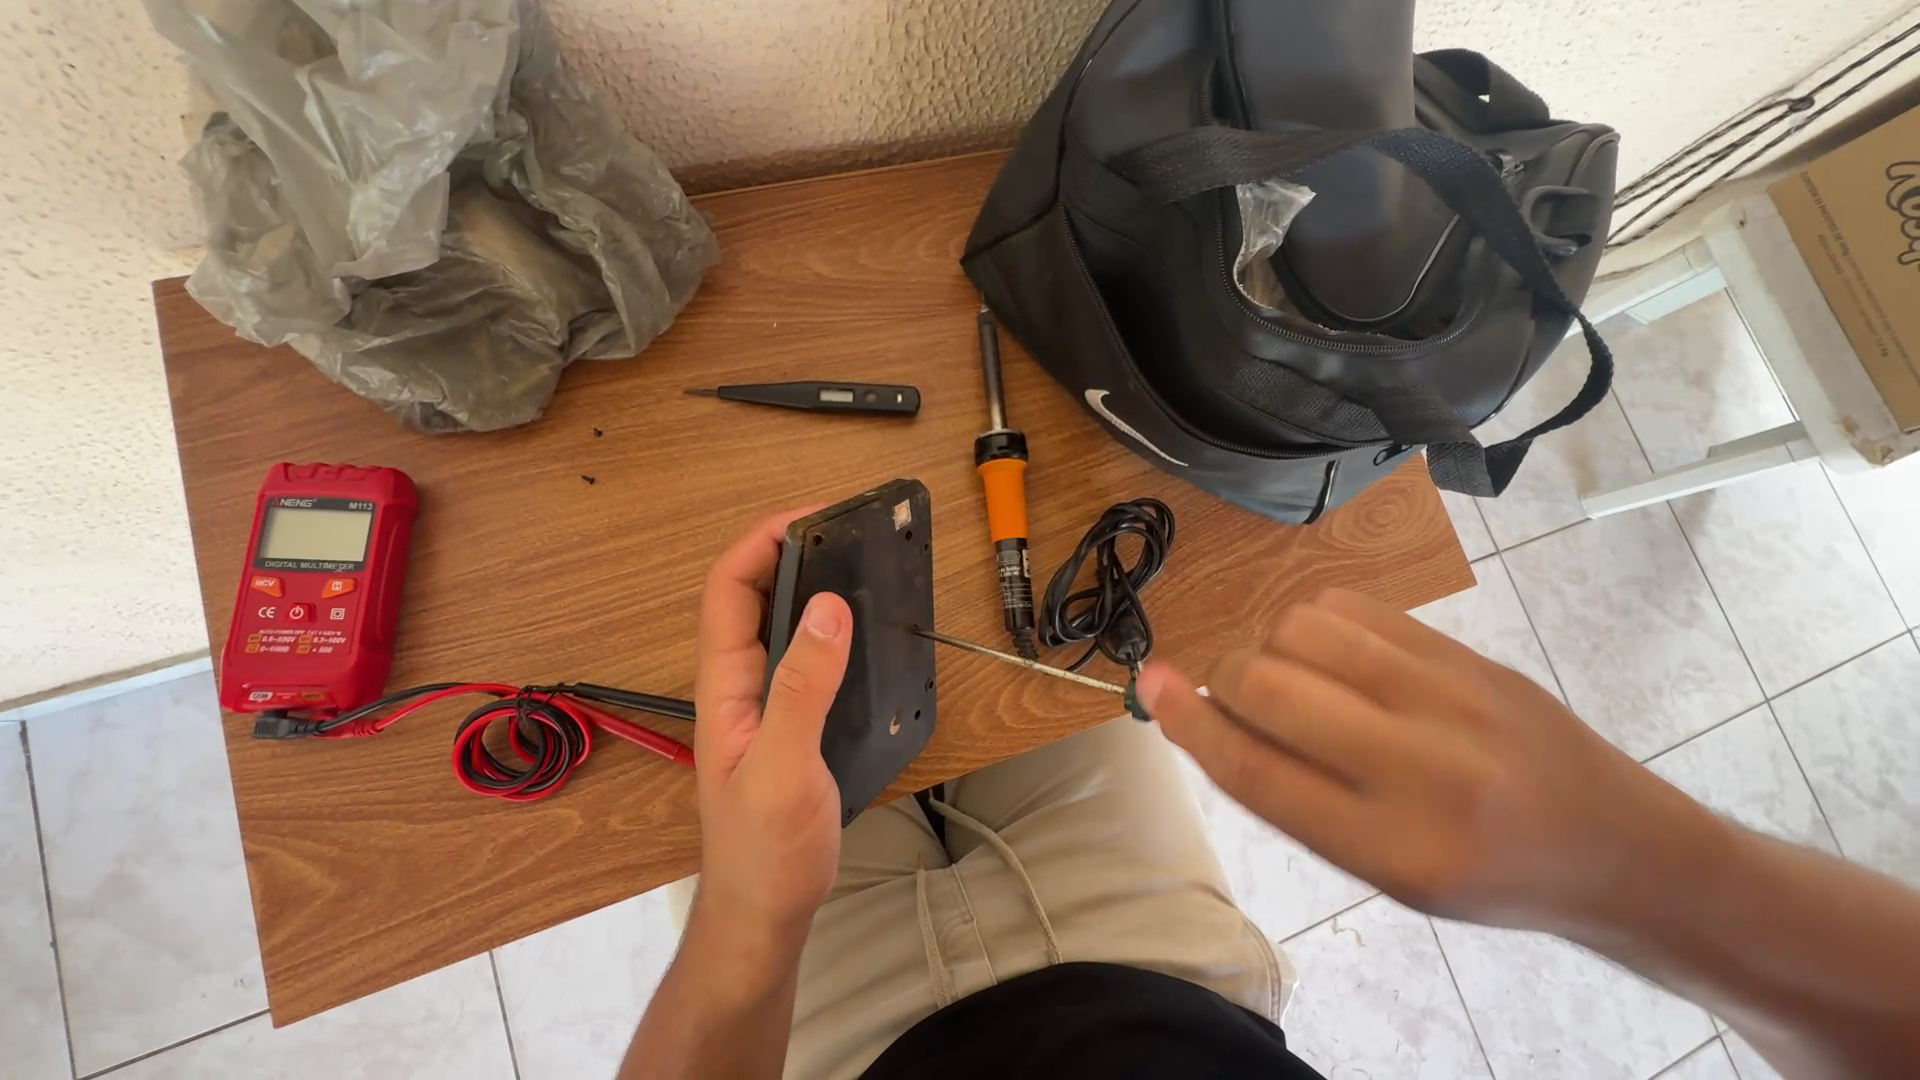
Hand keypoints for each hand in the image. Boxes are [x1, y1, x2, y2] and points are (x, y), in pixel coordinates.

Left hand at [692, 509, 852, 943]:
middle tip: (846, 529)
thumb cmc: (766, 847)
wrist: (766, 909)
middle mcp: (738, 681)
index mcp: (723, 683)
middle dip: (789, 550)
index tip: (813, 517)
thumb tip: (830, 608)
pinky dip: (828, 625)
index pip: (728, 589)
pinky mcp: (790, 718)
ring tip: (858, 560)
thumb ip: (802, 689)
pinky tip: (861, 624)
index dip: (761, 541)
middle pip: (751, 594)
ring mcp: (764, 699)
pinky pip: (805, 654)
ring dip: (808, 582)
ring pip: (778, 621)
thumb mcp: (782, 767)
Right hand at [1138, 588, 1717, 933]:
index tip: (1148, 685)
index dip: (1189, 723)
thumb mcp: (1380, 866)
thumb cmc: (1481, 874)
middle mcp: (1421, 765)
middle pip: (1268, 686)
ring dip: (1267, 646)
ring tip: (1291, 675)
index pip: (1258, 772)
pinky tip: (1328, 651)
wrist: (1619, 846)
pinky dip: (1311, 622)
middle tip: (1236, 696)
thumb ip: (1291, 790)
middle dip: (1225, 680)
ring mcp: (1449, 694)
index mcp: (1393, 846)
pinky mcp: (1464, 650)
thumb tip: (1204, 710)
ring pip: (1301, 629)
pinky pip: (1349, 606)